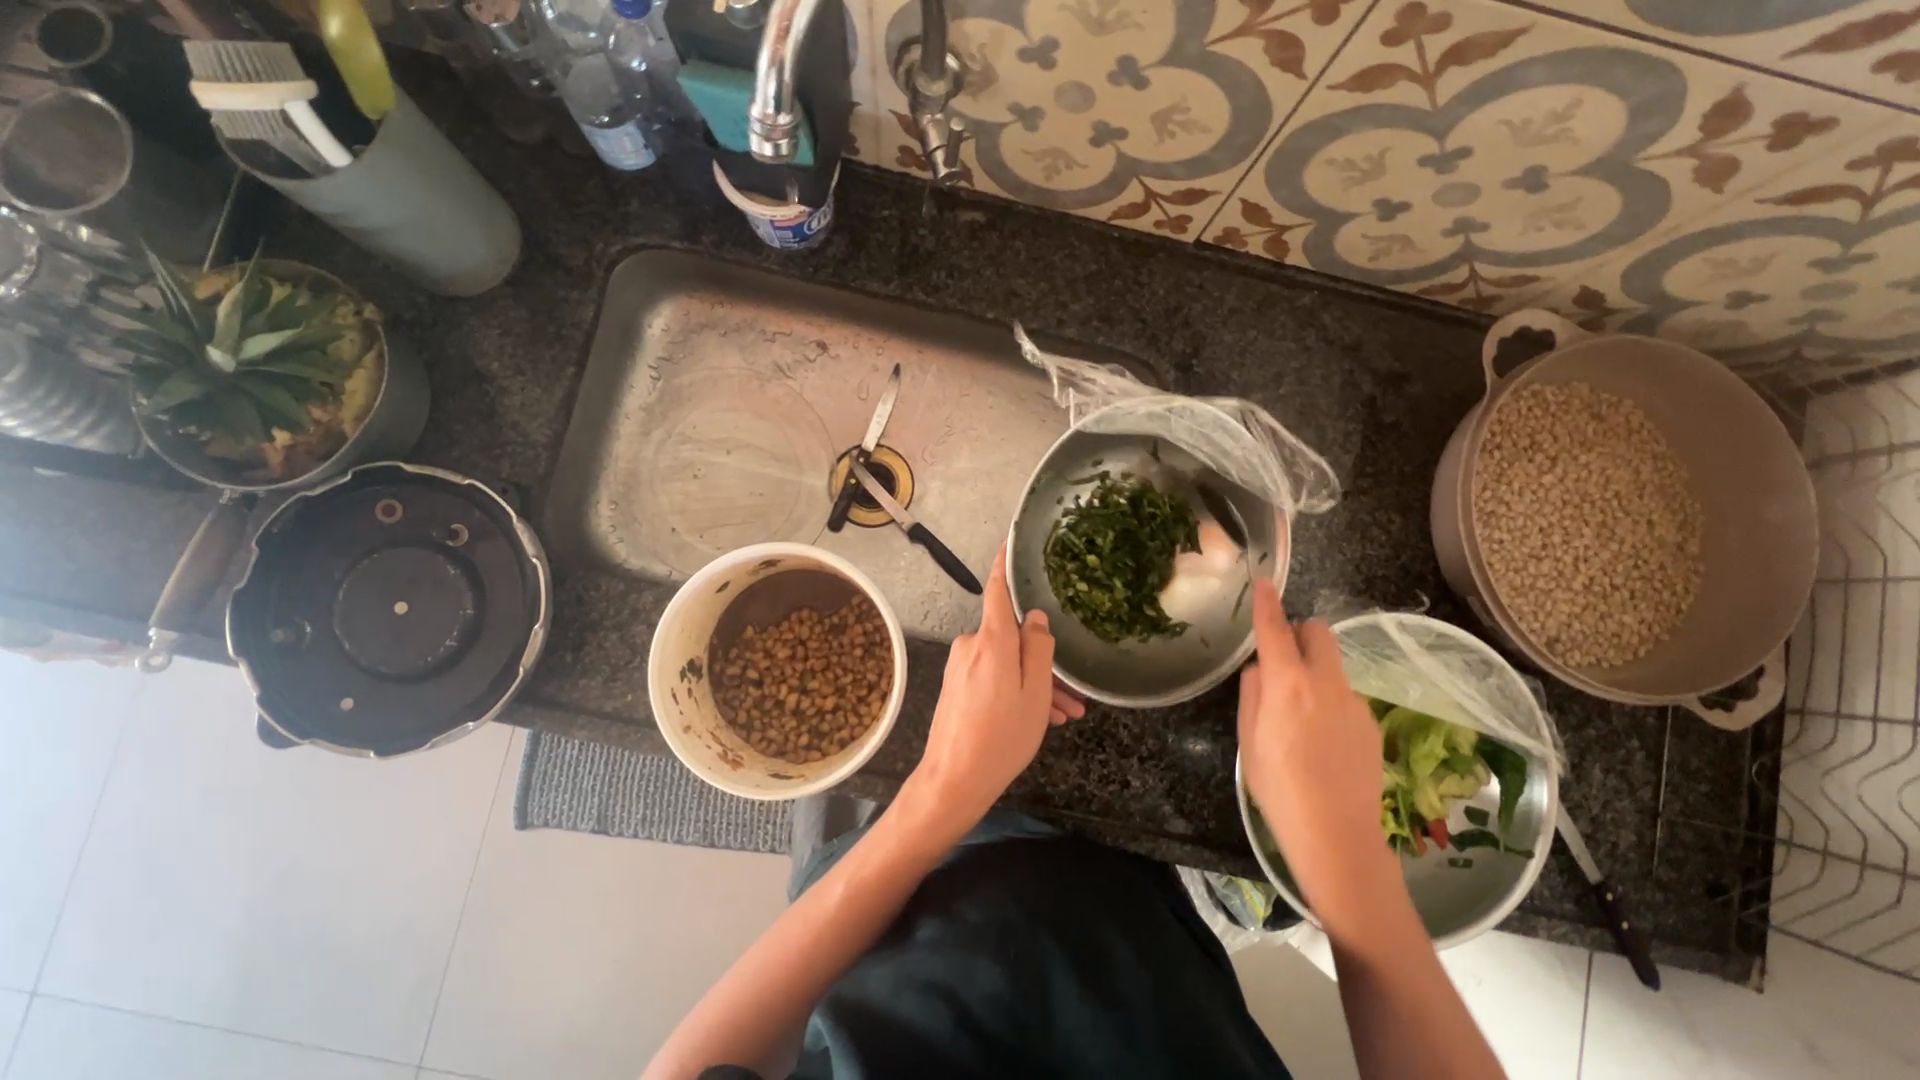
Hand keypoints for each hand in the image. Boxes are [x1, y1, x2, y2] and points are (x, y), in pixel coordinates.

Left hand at [905, 544, 1082, 830]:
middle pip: (1013, 637)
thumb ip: (1038, 649)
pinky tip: (1041, 718)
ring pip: (1008, 663)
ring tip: (1063, 714)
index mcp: (991, 641)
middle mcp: (971, 647)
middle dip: (1044, 661)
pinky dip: (1016, 692)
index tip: (1011, 541)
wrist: (953, 780)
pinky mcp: (957, 686)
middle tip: (1072, 695)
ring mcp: (962, 667)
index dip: (1006, 564)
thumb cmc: (1000, 738)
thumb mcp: (1034, 694)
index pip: (998, 590)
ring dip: (1035, 684)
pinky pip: (994, 678)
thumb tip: (1035, 618)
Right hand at [1238, 580, 1387, 899]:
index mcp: (1288, 685)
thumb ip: (1252, 697)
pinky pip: (1345, 695)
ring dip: (1314, 670)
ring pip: (1333, 665)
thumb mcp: (1250, 743)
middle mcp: (1326, 683)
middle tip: (1281, 657)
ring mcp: (1354, 702)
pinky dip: (1329, 700)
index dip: (1267, 604)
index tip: (1264, 582)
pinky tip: (1321, 740)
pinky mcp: (1371, 723)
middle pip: (1318, 632)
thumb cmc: (1280, 791)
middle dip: (1299, 632)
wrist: (1338, 837)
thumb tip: (1259, 671)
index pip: (1274, 630)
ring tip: (1298, 714)